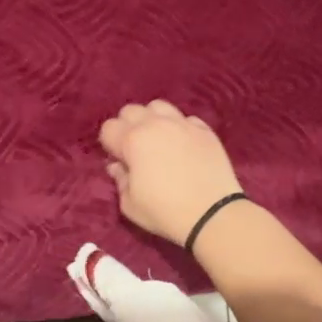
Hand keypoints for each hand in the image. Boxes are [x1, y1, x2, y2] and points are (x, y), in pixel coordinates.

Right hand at [98, 99, 243, 243]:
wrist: (213, 214)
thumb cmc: (165, 212)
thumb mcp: (130, 205)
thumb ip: (120, 180)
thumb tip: (118, 166)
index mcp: (133, 140)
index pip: (108, 128)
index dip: (109, 144)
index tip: (119, 160)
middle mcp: (156, 124)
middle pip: (131, 110)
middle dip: (127, 127)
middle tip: (135, 150)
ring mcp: (182, 124)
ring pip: (158, 107)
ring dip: (153, 120)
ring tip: (159, 140)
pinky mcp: (204, 129)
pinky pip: (185, 119)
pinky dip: (180, 128)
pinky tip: (183, 146)